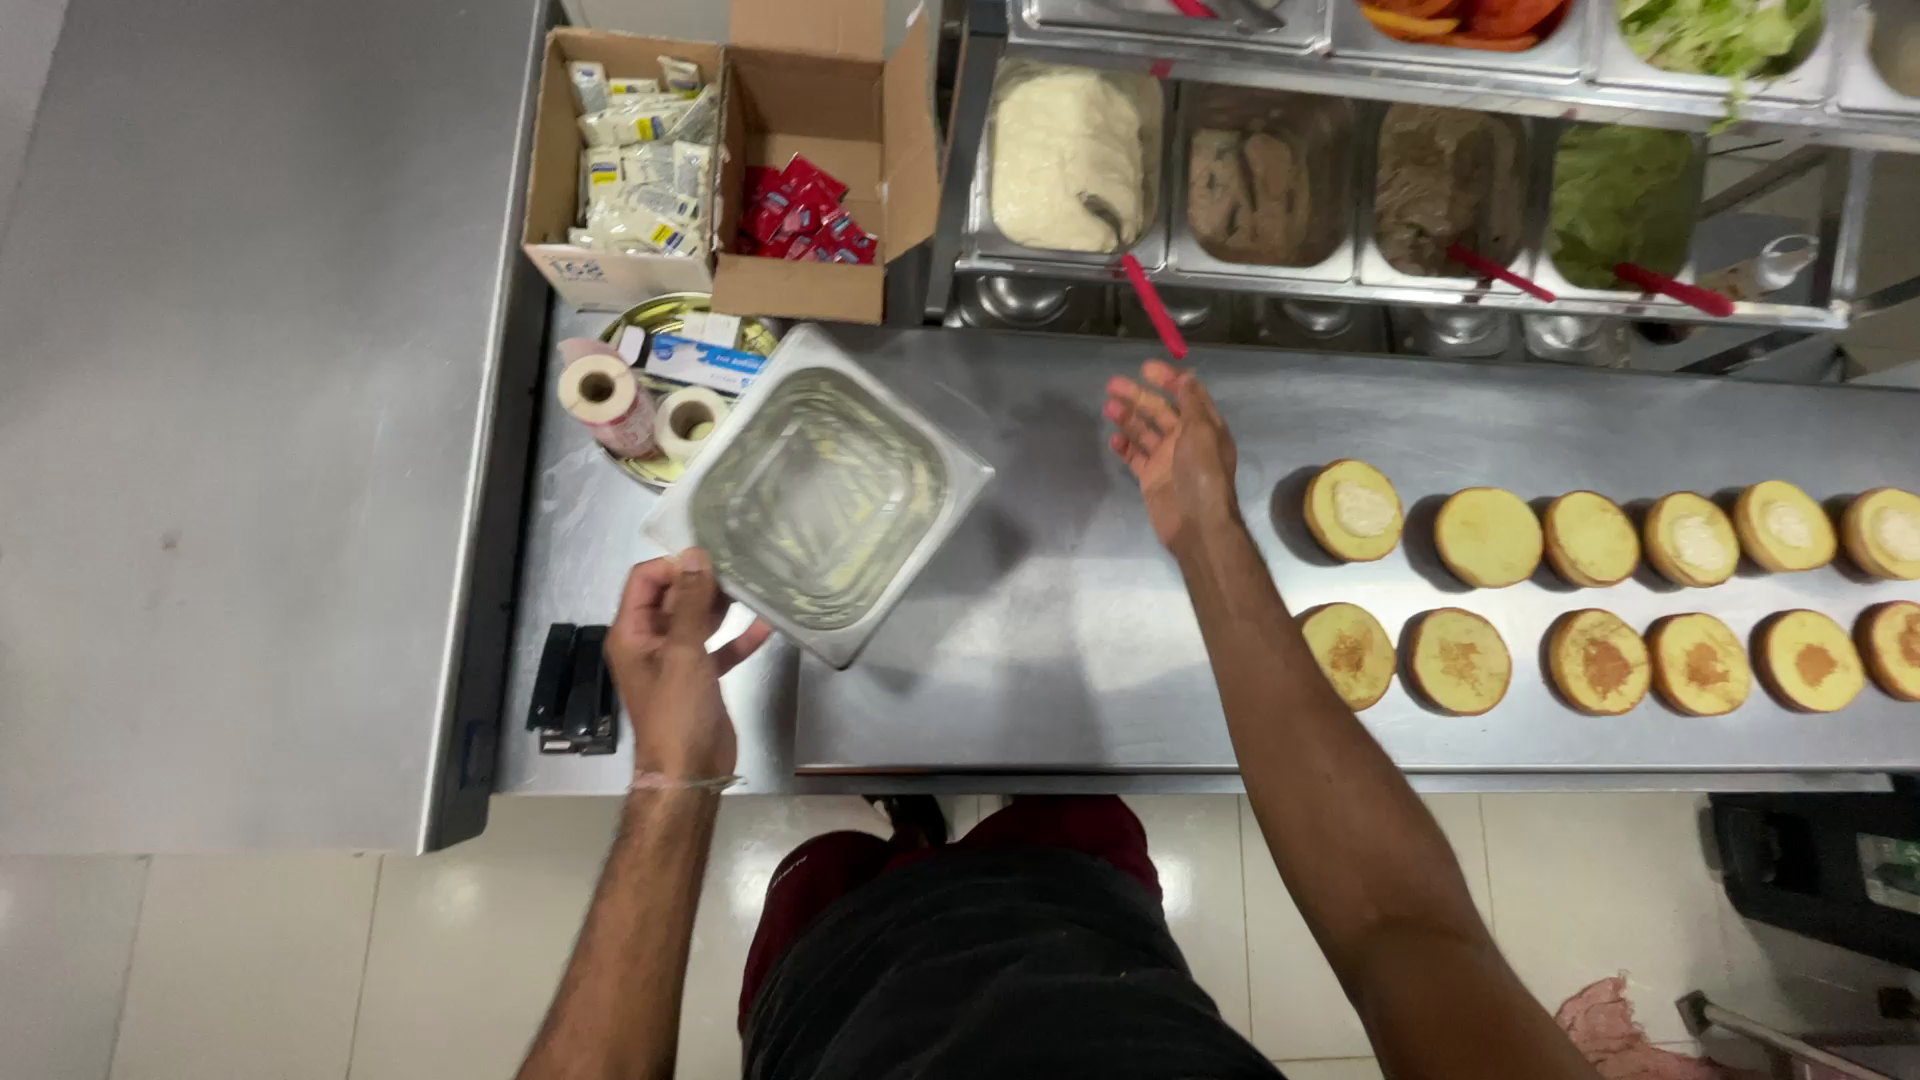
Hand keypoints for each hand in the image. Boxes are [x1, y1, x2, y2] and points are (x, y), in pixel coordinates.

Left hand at [605, 549, 771, 782]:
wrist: (690, 771)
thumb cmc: (678, 710)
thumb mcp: (683, 651)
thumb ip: (689, 601)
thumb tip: (695, 555)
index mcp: (631, 633)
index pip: (645, 580)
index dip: (674, 566)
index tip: (710, 561)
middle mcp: (649, 642)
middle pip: (672, 597)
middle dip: (702, 582)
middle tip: (738, 568)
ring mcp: (675, 660)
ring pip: (697, 620)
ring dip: (722, 607)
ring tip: (753, 588)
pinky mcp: (699, 677)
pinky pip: (718, 648)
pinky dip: (737, 638)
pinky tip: (764, 627)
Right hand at [1104, 360, 1239, 553]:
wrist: (1196, 523)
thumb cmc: (1202, 475)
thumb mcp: (1202, 432)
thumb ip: (1192, 404)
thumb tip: (1186, 376)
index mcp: (1204, 426)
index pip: (1185, 395)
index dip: (1167, 379)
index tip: (1145, 369)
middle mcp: (1185, 440)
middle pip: (1160, 411)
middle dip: (1138, 396)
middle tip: (1112, 385)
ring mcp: (1167, 459)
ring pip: (1144, 432)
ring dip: (1128, 418)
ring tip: (1108, 408)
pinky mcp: (1151, 477)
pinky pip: (1135, 456)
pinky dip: (1124, 447)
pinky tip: (1113, 439)